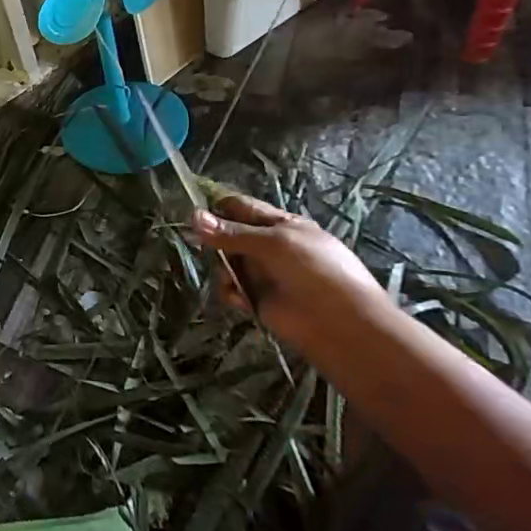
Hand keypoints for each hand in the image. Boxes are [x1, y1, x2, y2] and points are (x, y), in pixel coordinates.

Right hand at [190, 194, 391, 348]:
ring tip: (230, 278)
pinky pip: (230, 287)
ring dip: (222, 268)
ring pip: (225, 261)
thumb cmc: (314, 271)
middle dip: (213, 240)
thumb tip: (192, 217)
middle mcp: (269, 245)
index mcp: (281, 224)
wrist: (339, 324)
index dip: (216, 207)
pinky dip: (229, 291)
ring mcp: (262, 271)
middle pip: (227, 234)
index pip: (240, 207)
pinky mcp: (255, 296)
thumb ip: (232, 232)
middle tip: (203, 246)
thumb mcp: (274, 243)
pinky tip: (239, 297)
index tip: (190, 213)